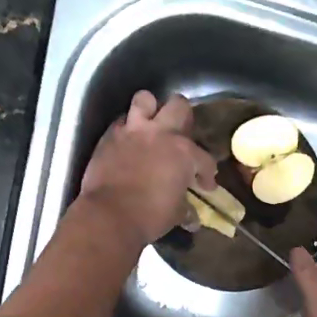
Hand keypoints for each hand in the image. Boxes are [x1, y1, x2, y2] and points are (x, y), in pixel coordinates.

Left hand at [78, 90, 217, 246]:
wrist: (110, 215)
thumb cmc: (150, 216)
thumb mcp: (175, 214)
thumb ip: (185, 208)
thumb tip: (192, 217)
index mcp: (184, 152)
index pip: (205, 159)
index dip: (207, 174)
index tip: (205, 185)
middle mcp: (161, 133)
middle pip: (179, 106)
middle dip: (184, 119)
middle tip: (181, 137)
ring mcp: (133, 131)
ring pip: (145, 99)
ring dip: (150, 109)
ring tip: (151, 124)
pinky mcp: (110, 136)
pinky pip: (121, 121)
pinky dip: (127, 128)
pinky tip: (129, 141)